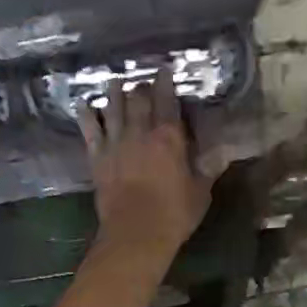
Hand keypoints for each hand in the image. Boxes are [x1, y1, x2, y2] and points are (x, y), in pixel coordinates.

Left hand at [79, 70, 226, 255]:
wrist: (135, 235)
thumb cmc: (173, 216)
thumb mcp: (199, 194)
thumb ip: (208, 169)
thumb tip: (224, 152)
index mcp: (168, 136)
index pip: (167, 99)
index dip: (166, 82)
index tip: (164, 70)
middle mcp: (140, 131)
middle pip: (138, 99)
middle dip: (141, 88)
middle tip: (142, 84)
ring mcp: (115, 143)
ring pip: (113, 107)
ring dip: (114, 93)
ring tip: (116, 83)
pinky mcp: (98, 159)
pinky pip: (89, 131)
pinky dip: (86, 116)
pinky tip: (82, 105)